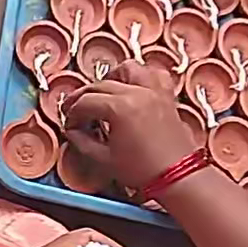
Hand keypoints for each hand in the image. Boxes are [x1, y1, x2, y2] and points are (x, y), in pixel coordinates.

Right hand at [61, 62, 201, 190]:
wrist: (178, 177)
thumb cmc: (142, 170)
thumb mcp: (104, 158)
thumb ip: (83, 141)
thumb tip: (73, 131)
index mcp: (120, 108)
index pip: (85, 102)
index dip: (72, 113)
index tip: (70, 124)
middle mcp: (138, 93)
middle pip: (101, 84)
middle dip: (84, 97)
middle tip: (76, 112)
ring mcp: (155, 91)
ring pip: (128, 69)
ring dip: (111, 78)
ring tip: (103, 93)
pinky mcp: (166, 96)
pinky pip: (153, 74)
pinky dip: (140, 76)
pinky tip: (132, 88)